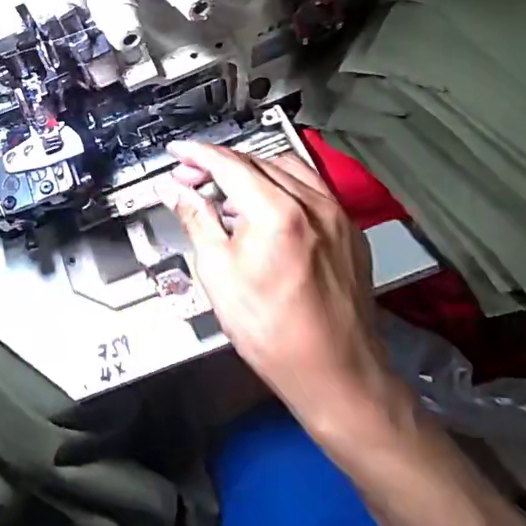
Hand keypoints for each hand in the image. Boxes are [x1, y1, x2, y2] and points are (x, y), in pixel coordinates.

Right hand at [159, 141, 393, 426]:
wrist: (333, 371)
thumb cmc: (280, 336)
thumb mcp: (219, 276)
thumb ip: (197, 222)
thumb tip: (178, 193)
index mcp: (279, 213)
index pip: (229, 164)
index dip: (197, 155)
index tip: (180, 154)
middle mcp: (314, 205)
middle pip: (257, 161)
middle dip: (220, 165)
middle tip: (192, 179)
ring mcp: (336, 216)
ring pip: (288, 169)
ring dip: (252, 173)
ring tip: (228, 197)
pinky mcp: (348, 229)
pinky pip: (312, 190)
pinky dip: (283, 188)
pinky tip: (266, 212)